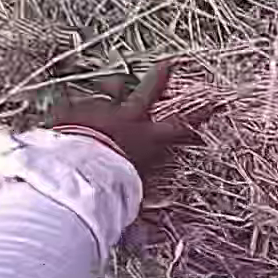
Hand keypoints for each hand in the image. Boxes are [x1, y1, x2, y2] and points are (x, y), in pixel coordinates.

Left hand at [45, 60, 214, 173]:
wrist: (79, 169)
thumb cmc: (114, 181)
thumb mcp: (138, 189)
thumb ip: (145, 188)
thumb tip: (154, 214)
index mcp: (148, 138)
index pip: (181, 126)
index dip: (198, 115)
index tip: (211, 103)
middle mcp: (128, 118)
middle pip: (148, 92)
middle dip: (160, 77)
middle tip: (169, 64)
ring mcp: (100, 109)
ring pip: (111, 88)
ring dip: (113, 86)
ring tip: (114, 80)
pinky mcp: (72, 109)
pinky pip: (72, 99)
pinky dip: (72, 101)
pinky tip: (66, 97)